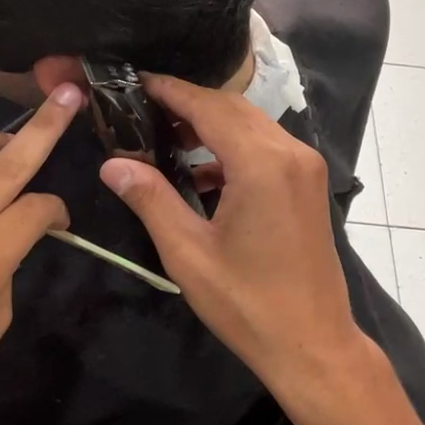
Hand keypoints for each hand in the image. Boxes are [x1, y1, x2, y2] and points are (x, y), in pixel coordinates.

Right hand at [98, 75, 375, 404]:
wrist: (312, 344)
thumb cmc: (246, 303)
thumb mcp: (187, 253)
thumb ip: (150, 199)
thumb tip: (113, 163)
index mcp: (261, 164)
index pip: (209, 106)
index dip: (169, 90)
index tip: (133, 81)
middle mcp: (290, 154)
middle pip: (232, 108)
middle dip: (187, 102)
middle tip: (140, 107)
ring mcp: (305, 169)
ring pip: (250, 125)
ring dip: (209, 124)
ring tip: (162, 135)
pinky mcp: (308, 186)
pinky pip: (264, 149)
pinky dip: (230, 148)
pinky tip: (198, 172)